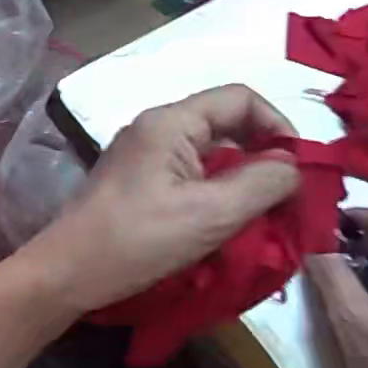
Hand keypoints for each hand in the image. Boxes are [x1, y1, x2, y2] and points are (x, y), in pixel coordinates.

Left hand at [22, 85, 300, 313]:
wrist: (68, 269)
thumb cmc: (138, 239)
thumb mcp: (210, 214)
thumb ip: (261, 182)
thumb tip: (292, 163)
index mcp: (170, 122)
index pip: (239, 98)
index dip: (277, 125)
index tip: (299, 169)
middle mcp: (156, 127)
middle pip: (225, 123)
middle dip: (263, 156)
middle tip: (289, 198)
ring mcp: (144, 153)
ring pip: (210, 151)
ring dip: (242, 178)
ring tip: (265, 215)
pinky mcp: (139, 179)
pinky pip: (189, 172)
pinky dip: (216, 190)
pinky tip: (229, 222)